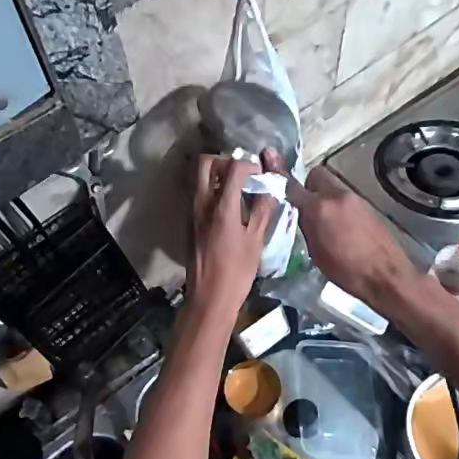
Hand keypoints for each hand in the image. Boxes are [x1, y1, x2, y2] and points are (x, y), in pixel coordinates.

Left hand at [186, 153, 275, 317]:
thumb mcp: (256, 240)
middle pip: (205, 163)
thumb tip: (270, 188)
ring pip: (198, 178)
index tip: (260, 174)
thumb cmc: (237, 271)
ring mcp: (192, 213)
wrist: (209, 297)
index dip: (249, 164)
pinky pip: (198, 195)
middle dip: (225, 160)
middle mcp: (202, 204)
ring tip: (238, 190)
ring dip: (217, 175)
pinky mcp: (189, 223)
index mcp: (221, 207)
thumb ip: (263, 209)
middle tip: (242, 173)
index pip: (233, 167)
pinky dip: (212, 191)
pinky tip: (229, 208)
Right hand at [281, 163, 419, 313]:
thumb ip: (306, 226)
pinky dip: (338, 204)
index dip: (282, 183)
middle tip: (305, 206)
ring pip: (332, 185)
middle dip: (308, 185)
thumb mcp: (316, 252)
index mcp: (320, 208)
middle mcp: (337, 196)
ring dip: (324, 195)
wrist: (386, 276)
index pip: (293, 186)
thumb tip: (302, 213)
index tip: (276, 182)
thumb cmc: (347, 272)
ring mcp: (355, 198)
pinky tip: (339, 225)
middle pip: (316, 175)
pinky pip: (345, 196)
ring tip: (323, 219)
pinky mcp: (368, 205)